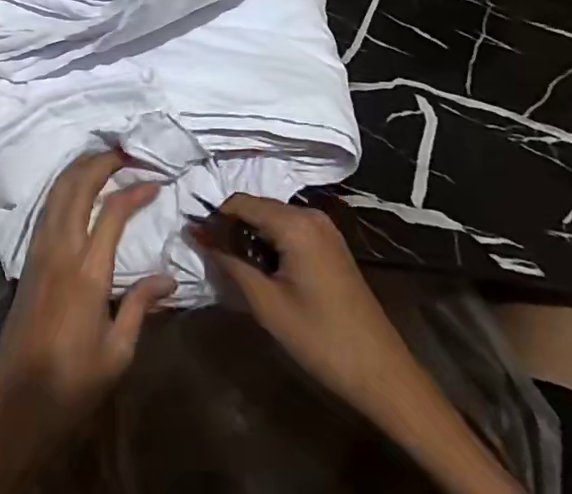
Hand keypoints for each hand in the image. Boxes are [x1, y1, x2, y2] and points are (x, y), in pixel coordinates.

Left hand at [0, 150, 176, 405]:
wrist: (17, 406)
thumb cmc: (74, 382)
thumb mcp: (118, 351)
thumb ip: (141, 305)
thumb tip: (169, 276)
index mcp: (87, 272)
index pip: (113, 212)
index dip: (135, 191)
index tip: (155, 182)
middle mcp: (59, 252)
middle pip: (76, 189)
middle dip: (100, 163)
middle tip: (126, 153)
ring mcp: (38, 254)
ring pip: (55, 195)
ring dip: (78, 170)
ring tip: (103, 160)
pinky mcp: (27, 262)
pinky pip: (45, 211)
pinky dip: (61, 189)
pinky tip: (74, 188)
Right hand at [197, 194, 525, 493]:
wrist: (379, 369)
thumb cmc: (319, 337)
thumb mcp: (266, 303)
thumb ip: (230, 262)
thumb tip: (197, 234)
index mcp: (295, 224)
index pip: (240, 202)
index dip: (214, 218)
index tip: (193, 239)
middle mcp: (310, 215)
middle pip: (257, 207)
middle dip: (231, 227)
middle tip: (210, 258)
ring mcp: (324, 229)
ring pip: (273, 219)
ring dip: (250, 237)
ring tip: (233, 268)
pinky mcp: (330, 244)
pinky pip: (290, 230)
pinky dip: (270, 243)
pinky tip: (262, 272)